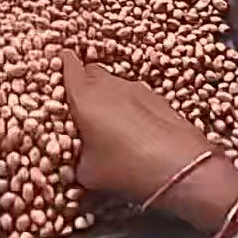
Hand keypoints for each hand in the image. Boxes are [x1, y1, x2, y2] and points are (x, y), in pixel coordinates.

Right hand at [59, 50, 237, 231]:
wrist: (182, 169)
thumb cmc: (125, 168)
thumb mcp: (87, 173)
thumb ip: (74, 157)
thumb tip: (74, 155)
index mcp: (84, 96)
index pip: (67, 63)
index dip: (60, 65)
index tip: (55, 74)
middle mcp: (108, 84)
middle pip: (90, 71)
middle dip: (82, 83)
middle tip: (79, 108)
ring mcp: (136, 88)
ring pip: (113, 83)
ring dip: (107, 96)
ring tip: (108, 124)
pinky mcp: (158, 97)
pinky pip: (133, 95)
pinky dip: (128, 106)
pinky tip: (133, 130)